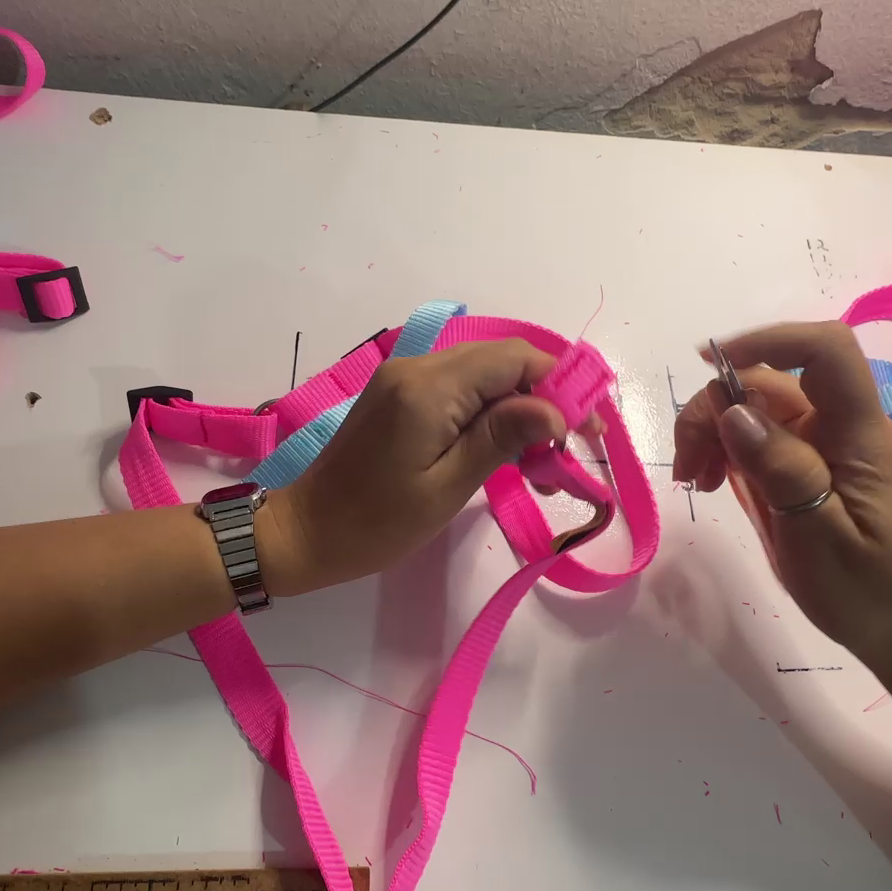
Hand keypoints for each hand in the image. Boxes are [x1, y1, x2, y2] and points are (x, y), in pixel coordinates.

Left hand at [260, 339, 583, 595]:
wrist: (306, 532)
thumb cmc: (377, 522)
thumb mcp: (447, 486)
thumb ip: (501, 438)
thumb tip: (555, 408)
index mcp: (429, 388)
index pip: (513, 358)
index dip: (559, 384)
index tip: (585, 431)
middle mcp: (417, 368)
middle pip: (500, 360)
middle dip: (542, 398)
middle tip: (565, 453)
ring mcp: (404, 379)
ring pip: (481, 375)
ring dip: (517, 408)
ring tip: (538, 464)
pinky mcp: (398, 395)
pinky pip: (457, 390)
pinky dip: (487, 414)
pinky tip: (503, 452)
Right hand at [672, 322, 891, 667]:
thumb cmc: (867, 592)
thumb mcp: (819, 536)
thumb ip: (782, 470)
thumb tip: (733, 411)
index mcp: (856, 434)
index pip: (825, 351)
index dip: (769, 340)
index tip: (708, 366)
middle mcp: (836, 429)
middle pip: (767, 382)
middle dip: (713, 408)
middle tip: (687, 469)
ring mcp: (816, 448)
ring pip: (750, 409)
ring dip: (710, 432)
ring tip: (693, 482)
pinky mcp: (798, 469)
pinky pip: (752, 439)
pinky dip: (721, 451)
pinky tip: (708, 482)